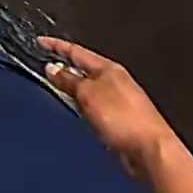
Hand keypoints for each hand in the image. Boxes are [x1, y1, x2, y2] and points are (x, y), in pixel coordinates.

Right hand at [41, 37, 181, 179]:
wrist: (151, 151)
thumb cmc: (125, 119)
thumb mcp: (88, 94)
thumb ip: (69, 80)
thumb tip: (53, 68)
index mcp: (108, 68)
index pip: (76, 51)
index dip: (56, 45)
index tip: (41, 41)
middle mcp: (115, 81)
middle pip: (83, 69)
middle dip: (64, 66)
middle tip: (44, 65)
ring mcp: (119, 101)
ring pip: (89, 88)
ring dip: (73, 88)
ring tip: (56, 88)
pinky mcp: (121, 120)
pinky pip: (95, 106)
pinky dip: (83, 106)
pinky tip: (77, 113)